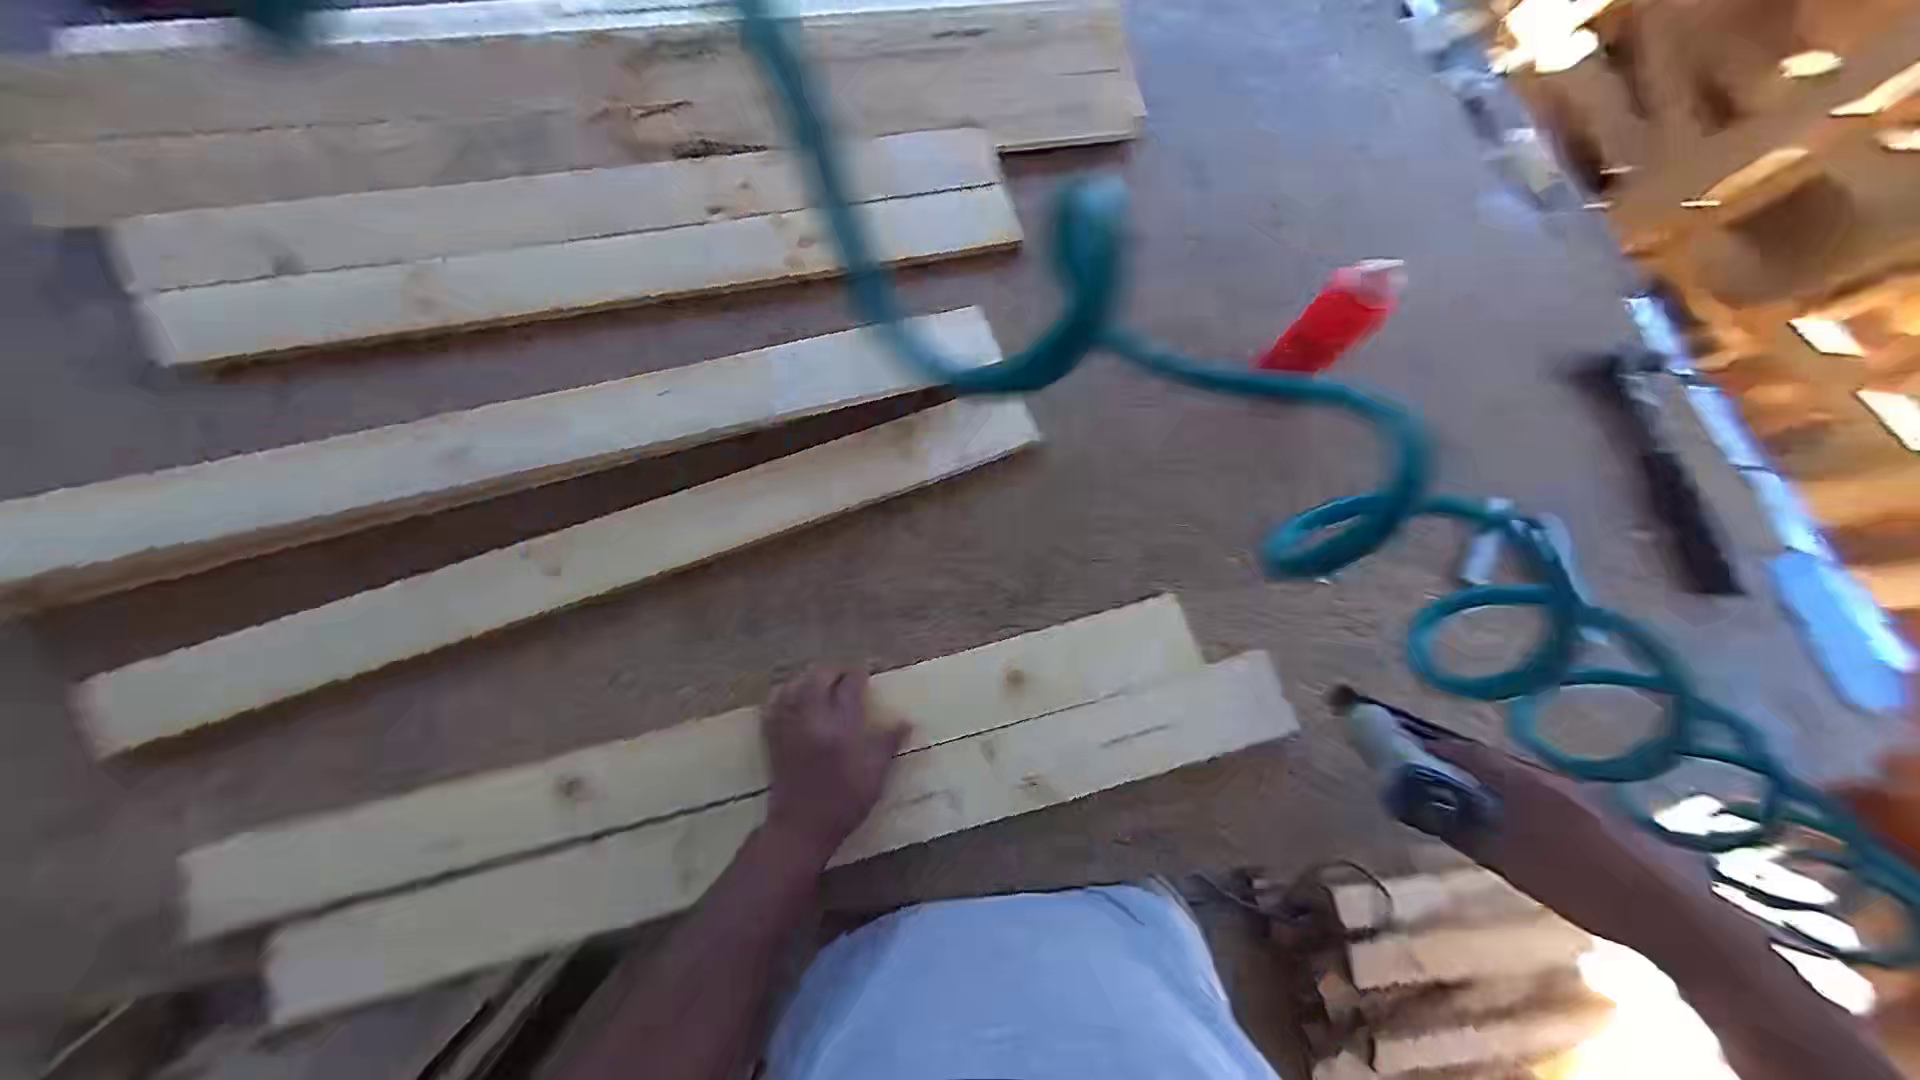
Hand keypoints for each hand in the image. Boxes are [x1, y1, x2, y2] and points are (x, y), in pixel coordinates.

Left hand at [761, 670, 907, 865]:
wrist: (800, 829)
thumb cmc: (843, 804)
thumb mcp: (874, 776)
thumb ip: (887, 744)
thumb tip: (906, 721)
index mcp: (841, 728)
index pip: (850, 685)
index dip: (860, 675)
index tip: (867, 677)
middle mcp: (813, 719)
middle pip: (819, 677)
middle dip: (835, 673)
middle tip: (846, 681)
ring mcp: (789, 725)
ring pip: (795, 684)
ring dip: (810, 679)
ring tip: (822, 686)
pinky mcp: (773, 736)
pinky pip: (774, 702)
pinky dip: (785, 692)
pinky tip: (794, 696)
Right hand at [1429, 739, 1733, 957]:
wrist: (1677, 916)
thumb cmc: (1581, 885)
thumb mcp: (1509, 862)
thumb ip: (1463, 830)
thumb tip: (1420, 809)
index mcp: (1523, 782)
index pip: (1465, 751)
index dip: (1432, 747)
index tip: (1402, 748)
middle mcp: (1549, 778)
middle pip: (1491, 760)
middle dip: (1457, 765)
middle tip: (1429, 777)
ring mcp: (1579, 794)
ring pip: (1518, 777)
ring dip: (1487, 782)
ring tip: (1465, 801)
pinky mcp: (1599, 814)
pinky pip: (1541, 793)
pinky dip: (1514, 797)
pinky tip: (1515, 823)